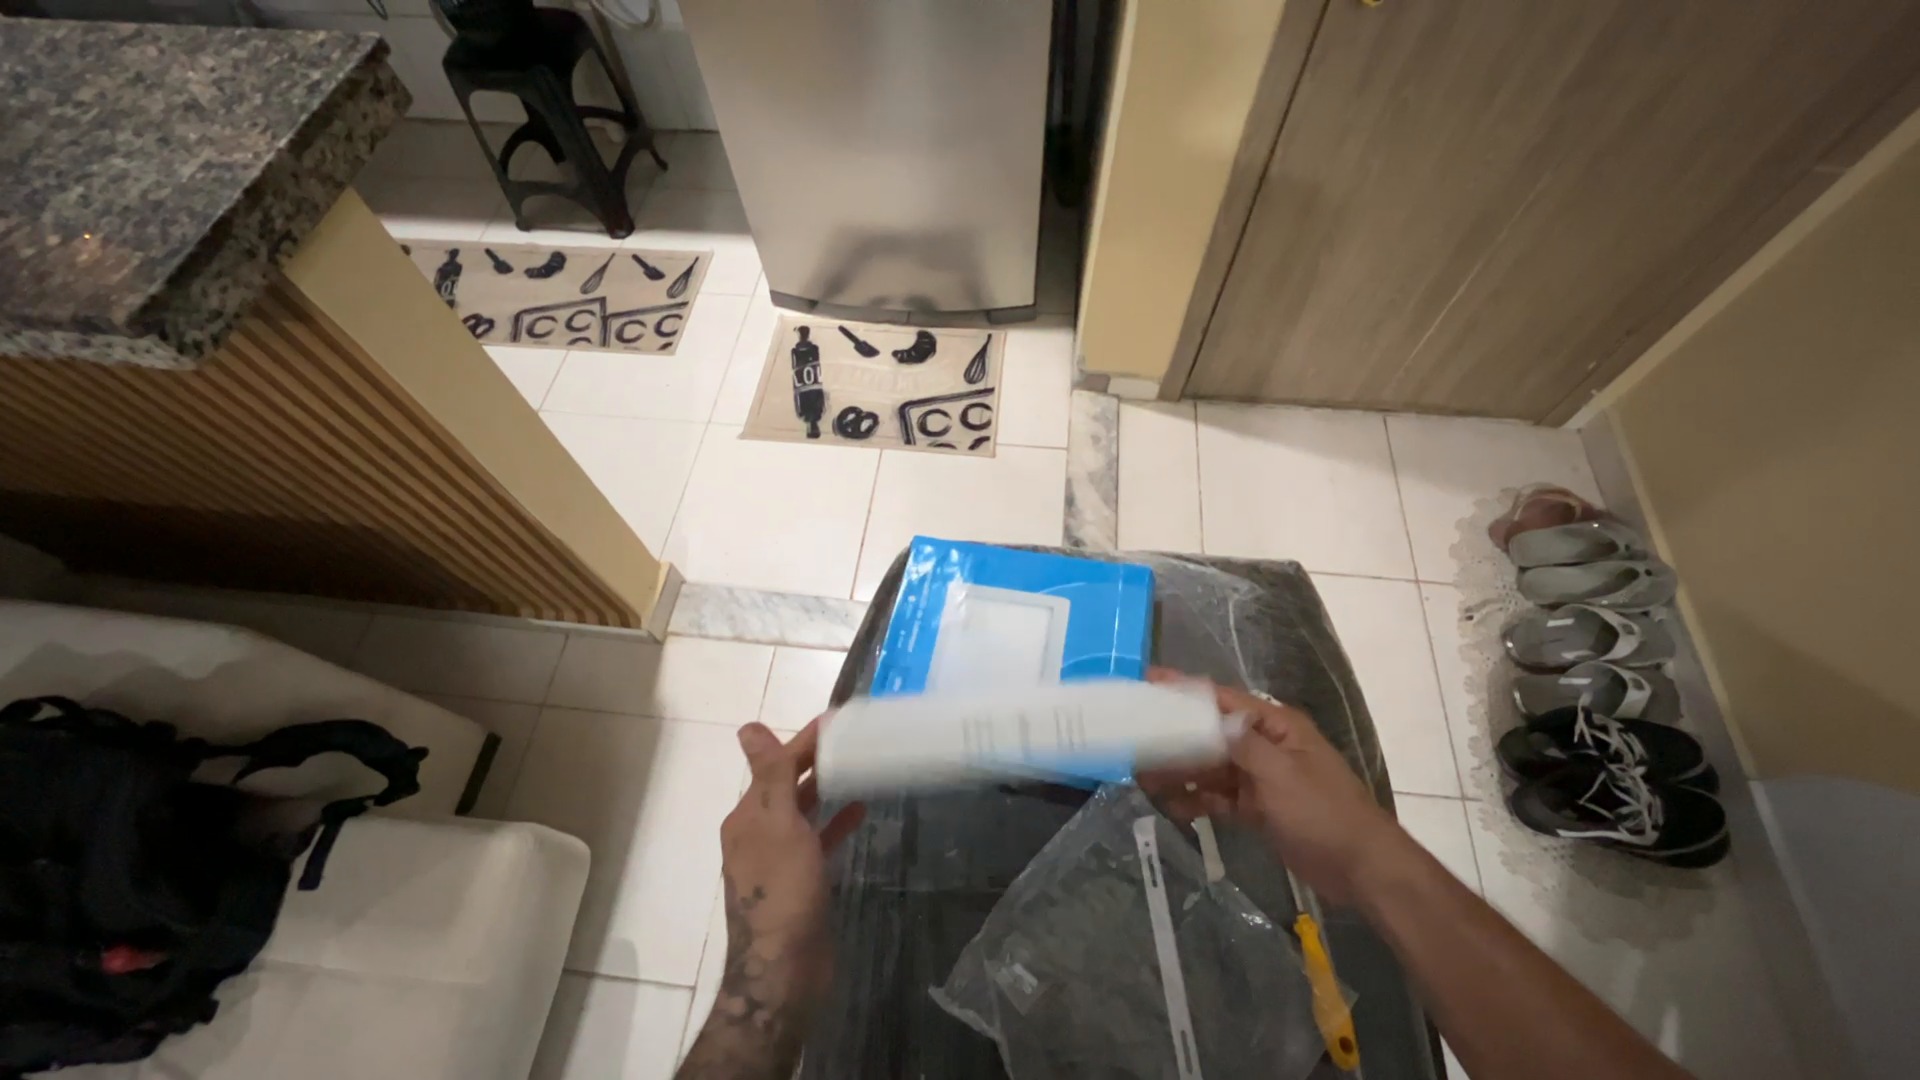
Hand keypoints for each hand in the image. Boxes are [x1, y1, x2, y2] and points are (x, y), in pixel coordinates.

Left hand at [680, 720, 862, 1078]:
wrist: (785, 970)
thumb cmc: (782, 891)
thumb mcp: (777, 825)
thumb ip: (769, 776)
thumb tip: (747, 727)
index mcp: (748, 817)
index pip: (776, 764)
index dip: (804, 740)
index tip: (838, 719)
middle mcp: (759, 833)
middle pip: (788, 785)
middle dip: (816, 760)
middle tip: (855, 738)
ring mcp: (780, 859)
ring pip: (804, 811)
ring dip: (827, 788)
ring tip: (860, 767)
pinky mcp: (802, 880)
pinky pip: (819, 839)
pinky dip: (836, 822)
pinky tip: (861, 810)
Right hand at [1139, 669, 1411, 906]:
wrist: (1362, 869)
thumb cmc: (1324, 813)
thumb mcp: (1282, 774)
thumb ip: (1242, 744)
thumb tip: (1209, 717)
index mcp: (1275, 726)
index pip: (1222, 699)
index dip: (1184, 690)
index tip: (1148, 681)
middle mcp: (1264, 745)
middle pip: (1210, 734)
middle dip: (1174, 738)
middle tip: (1135, 742)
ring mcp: (1260, 777)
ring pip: (1210, 766)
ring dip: (1180, 771)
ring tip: (1143, 778)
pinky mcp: (1257, 807)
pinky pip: (1218, 796)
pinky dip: (1197, 799)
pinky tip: (1171, 806)